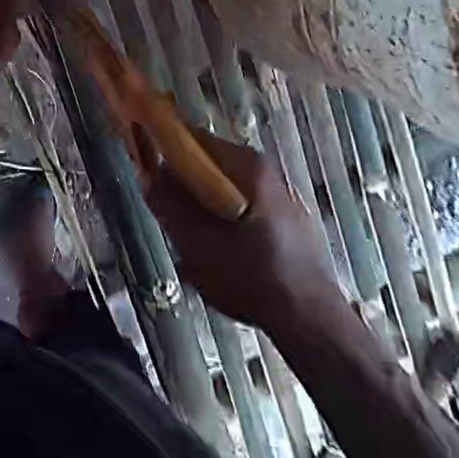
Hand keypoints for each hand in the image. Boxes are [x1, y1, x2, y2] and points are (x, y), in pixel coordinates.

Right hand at [146, 128, 346, 332]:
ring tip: (194, 242)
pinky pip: (238, 200)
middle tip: (170, 218)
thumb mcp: (198, 245)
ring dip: (201, 205)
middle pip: (206, 162)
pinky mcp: (281, 212)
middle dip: (183, 186)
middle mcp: (262, 168)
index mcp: (244, 165)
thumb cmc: (251, 278)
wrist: (309, 318)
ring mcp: (275, 190)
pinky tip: (220, 251)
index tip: (148, 177)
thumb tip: (149, 177)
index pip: (191, 139)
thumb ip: (170, 206)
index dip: (163, 153)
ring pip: (221, 185)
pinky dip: (221, 216)